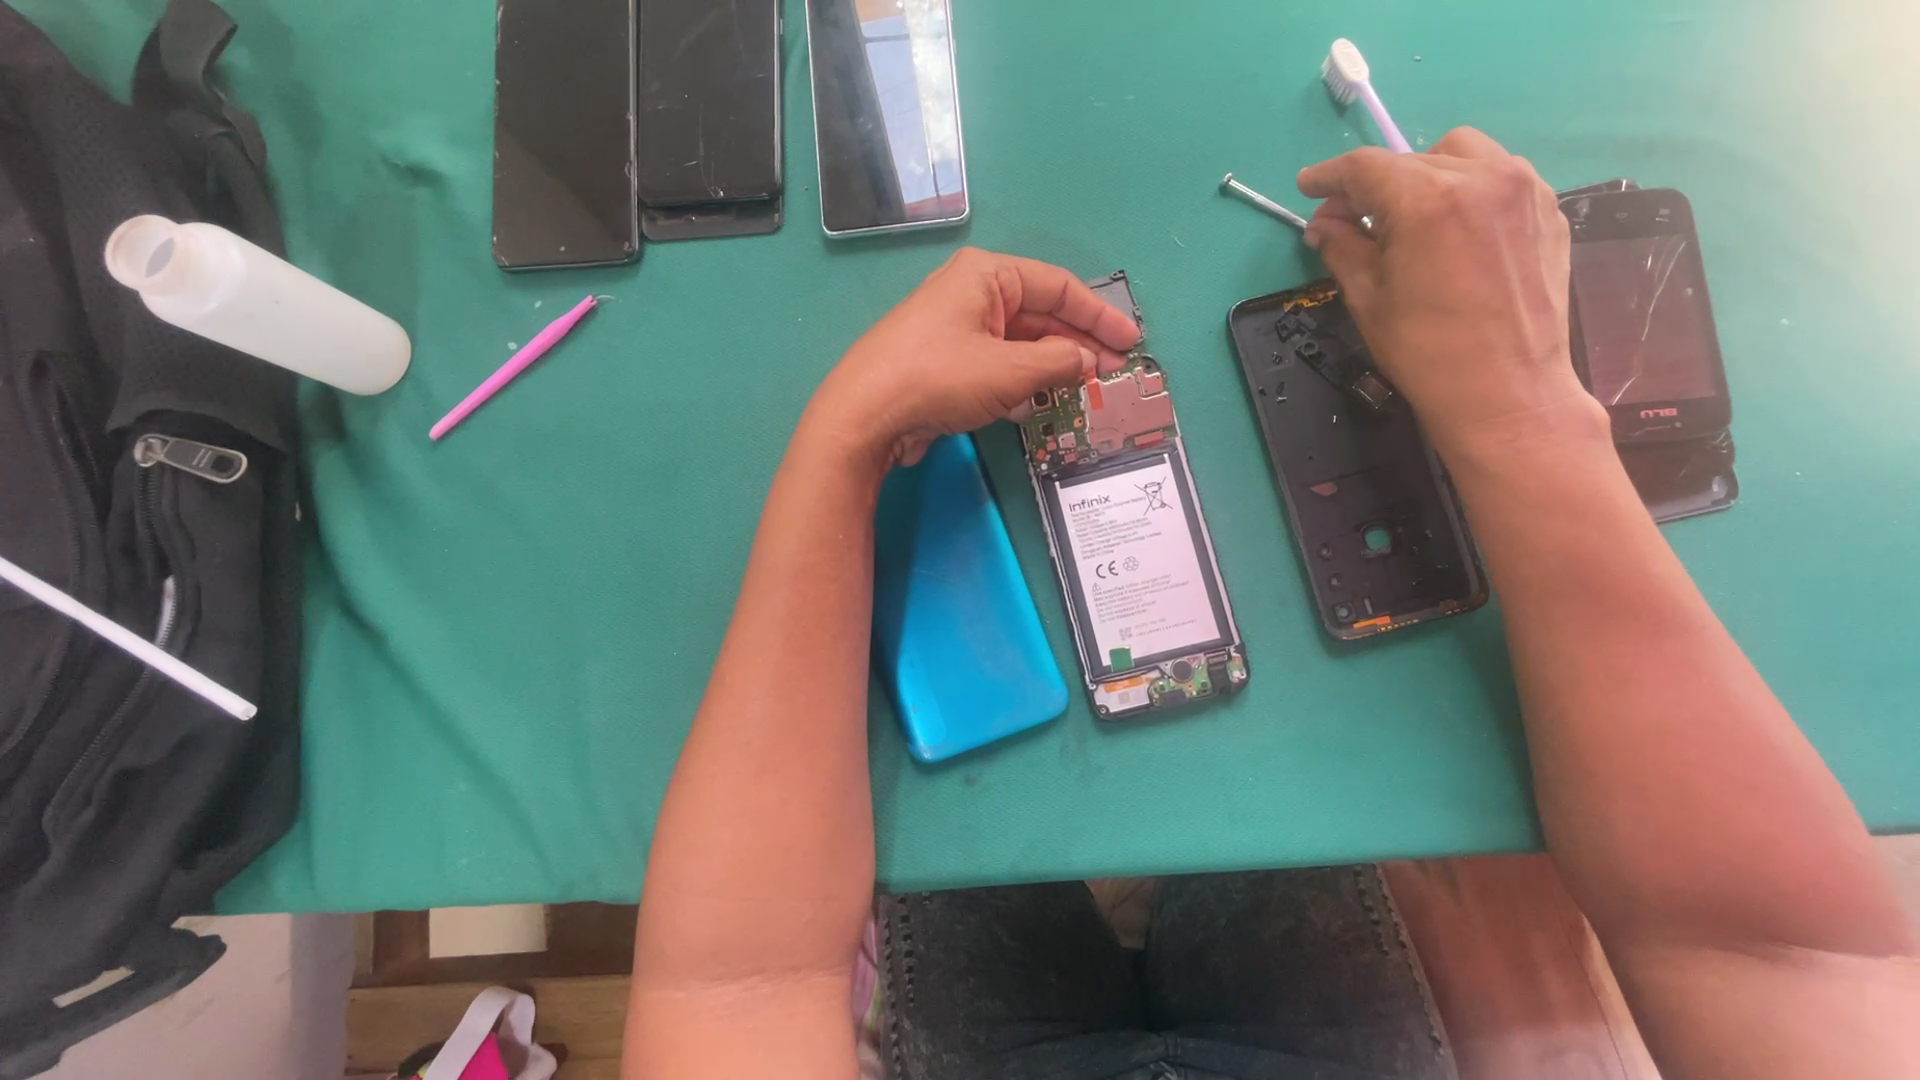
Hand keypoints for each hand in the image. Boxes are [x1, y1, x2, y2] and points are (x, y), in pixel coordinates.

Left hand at [803, 247, 1141, 468]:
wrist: (865, 416)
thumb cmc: (939, 377)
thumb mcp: (1009, 369)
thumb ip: (1058, 362)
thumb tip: (1088, 362)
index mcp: (986, 276)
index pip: (1058, 286)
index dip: (1099, 315)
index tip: (1130, 341)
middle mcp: (972, 295)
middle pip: (1040, 316)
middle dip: (1077, 345)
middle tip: (1113, 373)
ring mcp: (957, 332)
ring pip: (1019, 345)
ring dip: (1051, 368)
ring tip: (1085, 391)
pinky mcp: (946, 366)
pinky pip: (997, 368)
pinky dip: (1021, 384)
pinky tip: (1039, 404)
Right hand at [1297, 128, 1604, 460]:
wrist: (1503, 390)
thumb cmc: (1424, 350)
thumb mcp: (1367, 298)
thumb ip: (1341, 247)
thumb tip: (1324, 223)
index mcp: (1428, 200)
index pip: (1367, 167)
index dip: (1329, 176)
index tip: (1307, 187)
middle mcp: (1482, 177)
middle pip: (1412, 158)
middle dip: (1375, 185)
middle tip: (1350, 220)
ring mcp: (1523, 189)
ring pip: (1462, 155)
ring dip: (1424, 176)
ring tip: (1407, 219)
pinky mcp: (1548, 209)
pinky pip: (1498, 177)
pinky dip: (1465, 190)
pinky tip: (1451, 230)